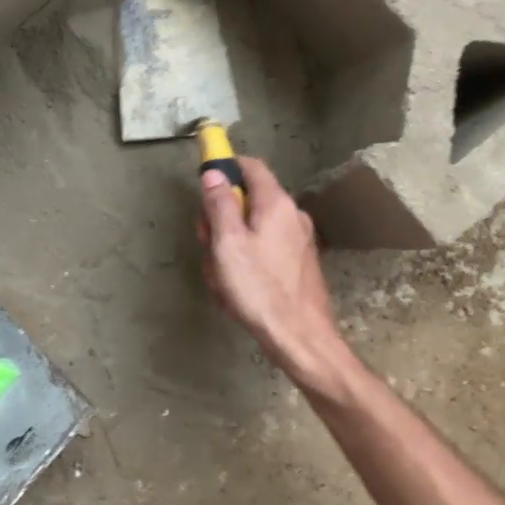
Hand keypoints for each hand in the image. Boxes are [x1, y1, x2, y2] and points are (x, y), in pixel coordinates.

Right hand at [199, 157, 345, 383]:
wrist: (300, 338)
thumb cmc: (259, 288)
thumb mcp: (227, 243)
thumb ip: (219, 204)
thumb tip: (214, 173)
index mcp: (276, 203)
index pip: (250, 166)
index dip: (225, 167)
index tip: (204, 184)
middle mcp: (292, 215)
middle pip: (248, 199)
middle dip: (221, 217)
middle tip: (207, 244)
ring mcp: (298, 240)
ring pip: (252, 228)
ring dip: (229, 245)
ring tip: (220, 276)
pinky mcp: (298, 263)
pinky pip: (263, 249)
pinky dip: (245, 261)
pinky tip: (236, 289)